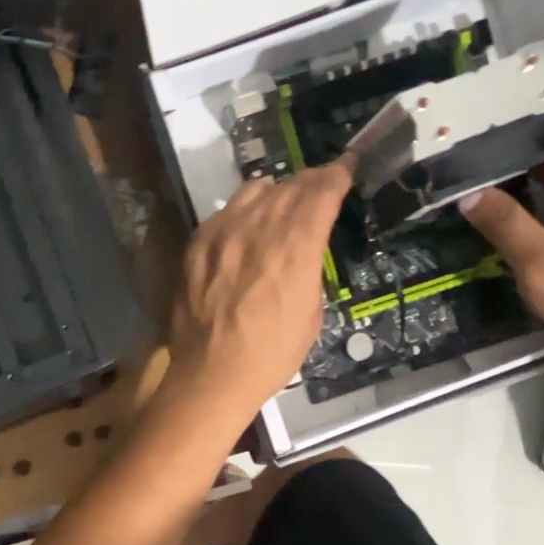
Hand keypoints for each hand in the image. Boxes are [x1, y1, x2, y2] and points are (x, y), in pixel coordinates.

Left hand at [160, 159, 353, 420]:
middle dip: (309, 182)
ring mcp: (222, 233)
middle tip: (319, 184)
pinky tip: (245, 228)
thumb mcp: (310, 313)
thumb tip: (303, 253)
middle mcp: (259, 227)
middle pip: (289, 187)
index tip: (347, 168)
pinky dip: (242, 213)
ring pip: (254, 192)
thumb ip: (309, 268)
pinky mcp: (196, 246)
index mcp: (296, 244)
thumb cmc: (270, 355)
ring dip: (275, 193)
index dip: (338, 175)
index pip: (322, 191)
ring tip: (281, 201)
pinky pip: (224, 214)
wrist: (211, 376)